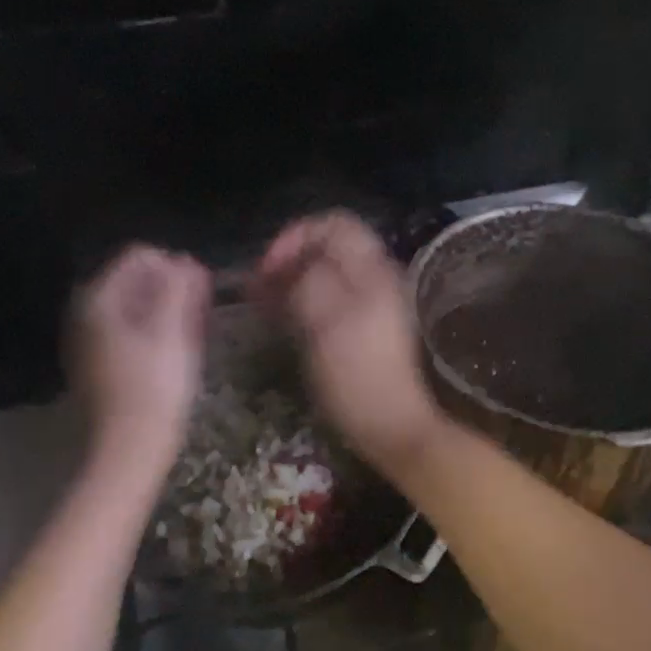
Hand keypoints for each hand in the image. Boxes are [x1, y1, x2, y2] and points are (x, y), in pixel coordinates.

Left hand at [68, 245, 210, 471]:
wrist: (128, 452)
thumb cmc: (154, 387)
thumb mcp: (173, 329)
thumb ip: (179, 286)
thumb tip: (184, 260)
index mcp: (97, 299)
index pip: (139, 256)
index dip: (175, 265)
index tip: (202, 289)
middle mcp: (84, 314)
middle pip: (134, 281)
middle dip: (171, 288)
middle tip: (201, 311)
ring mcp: (87, 341)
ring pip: (134, 307)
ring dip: (166, 310)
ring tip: (194, 330)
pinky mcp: (97, 365)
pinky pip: (128, 331)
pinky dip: (153, 331)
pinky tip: (176, 349)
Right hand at [255, 211, 446, 466]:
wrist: (394, 426)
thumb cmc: (357, 376)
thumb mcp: (324, 322)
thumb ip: (307, 281)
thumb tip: (290, 266)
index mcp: (371, 270)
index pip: (333, 224)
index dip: (296, 235)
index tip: (268, 266)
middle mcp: (375, 279)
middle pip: (327, 248)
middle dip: (288, 259)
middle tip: (256, 285)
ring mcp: (371, 305)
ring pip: (324, 274)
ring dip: (291, 281)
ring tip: (260, 301)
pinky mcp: (362, 330)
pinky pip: (328, 299)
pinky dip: (302, 300)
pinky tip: (280, 319)